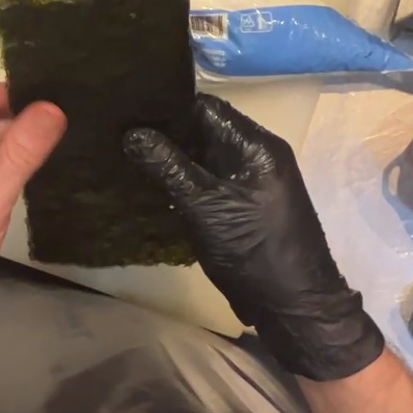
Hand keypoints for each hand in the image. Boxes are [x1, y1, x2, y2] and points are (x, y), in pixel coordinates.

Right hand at [125, 93, 382, 381]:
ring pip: (203, 153)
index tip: (128, 106)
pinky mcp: (241, 202)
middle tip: (118, 127)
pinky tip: (149, 178)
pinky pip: (206, 177)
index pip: (205, 107)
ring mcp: (250, 179)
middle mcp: (256, 153)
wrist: (293, 308)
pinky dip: (181, 176)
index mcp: (256, 145)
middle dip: (164, 129)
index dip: (167, 104)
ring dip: (170, 154)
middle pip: (203, 128)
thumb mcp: (205, 208)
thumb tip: (130, 133)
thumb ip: (167, 167)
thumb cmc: (254, 252)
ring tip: (125, 149)